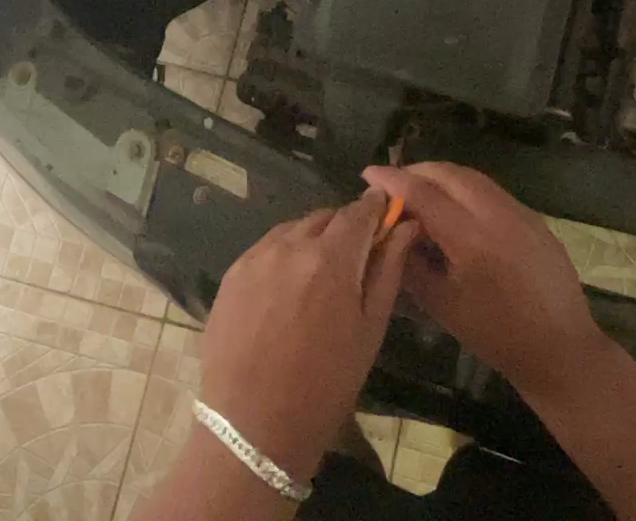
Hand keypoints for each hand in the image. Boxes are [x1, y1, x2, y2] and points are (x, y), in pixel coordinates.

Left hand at [198, 188, 420, 485]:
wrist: (253, 427)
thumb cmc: (326, 385)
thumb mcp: (369, 330)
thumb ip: (388, 270)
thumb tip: (403, 227)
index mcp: (330, 257)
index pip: (359, 212)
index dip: (375, 209)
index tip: (385, 214)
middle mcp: (289, 245)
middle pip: (325, 217)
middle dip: (344, 228)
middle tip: (355, 258)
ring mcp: (255, 257)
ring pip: (293, 229)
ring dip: (313, 240)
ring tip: (320, 277)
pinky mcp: (232, 273)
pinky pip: (266, 248)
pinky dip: (284, 255)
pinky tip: (288, 290)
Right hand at [361, 162, 605, 404]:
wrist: (560, 350)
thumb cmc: (495, 334)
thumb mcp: (442, 304)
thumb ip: (412, 262)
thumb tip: (391, 231)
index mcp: (470, 238)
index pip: (423, 193)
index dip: (392, 180)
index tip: (368, 173)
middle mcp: (497, 214)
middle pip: (448, 174)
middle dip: (416, 171)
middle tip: (392, 182)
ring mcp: (521, 213)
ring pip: (473, 178)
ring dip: (441, 177)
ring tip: (419, 190)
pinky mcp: (535, 219)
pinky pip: (492, 191)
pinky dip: (465, 189)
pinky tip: (455, 208)